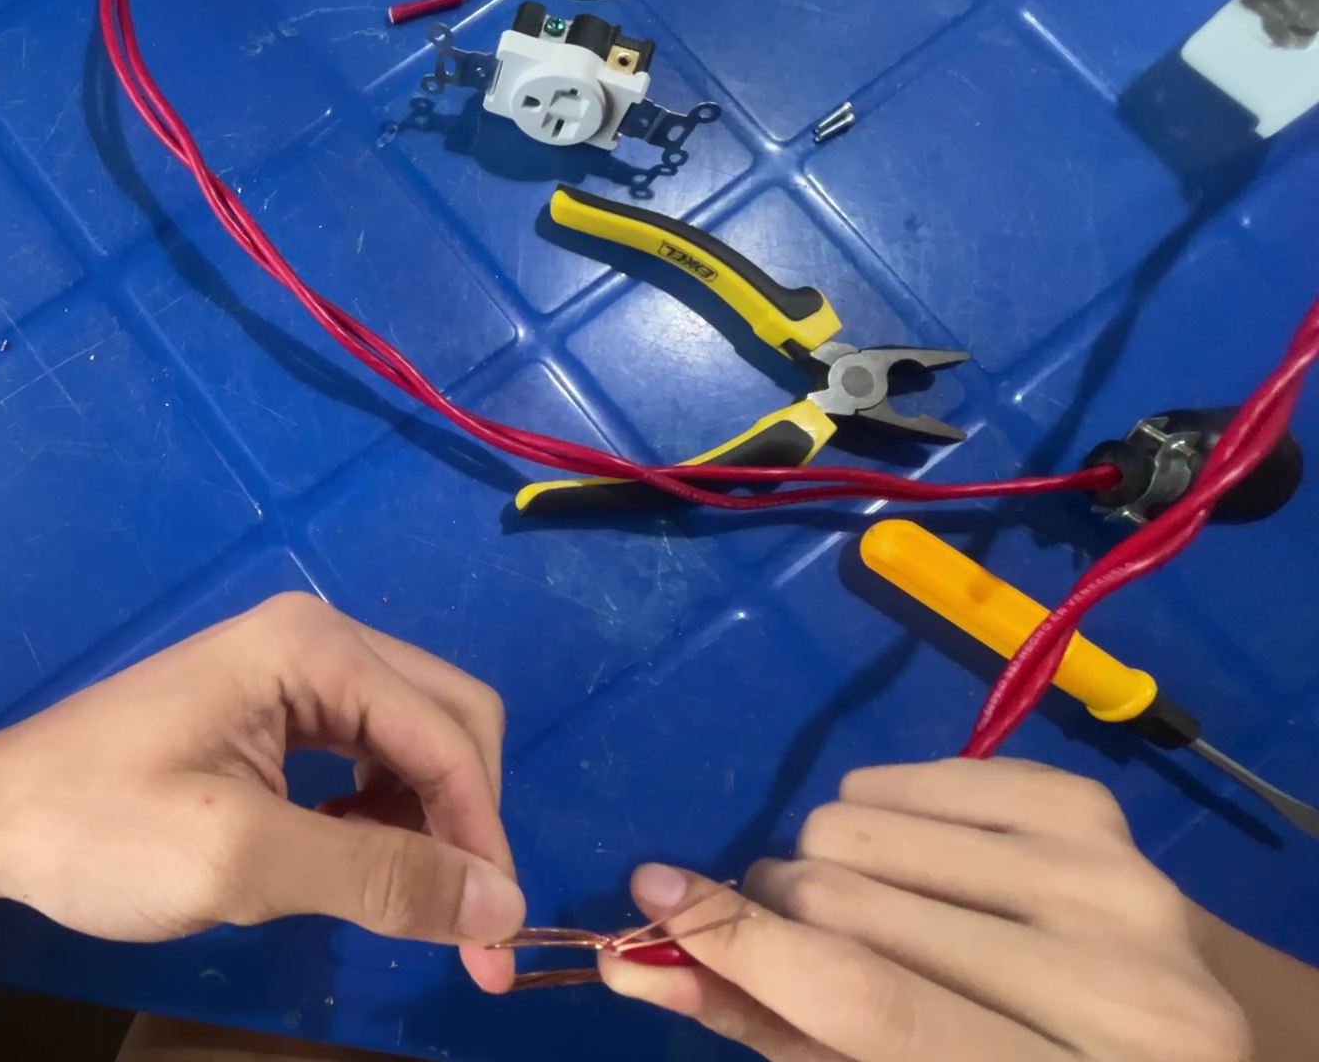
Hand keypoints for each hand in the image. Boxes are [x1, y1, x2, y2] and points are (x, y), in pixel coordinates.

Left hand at [0, 593, 524, 987]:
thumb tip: (503, 905)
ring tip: (395, 891)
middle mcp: (322, 636)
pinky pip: (372, 744)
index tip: (494, 942)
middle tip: (460, 924)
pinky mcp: (282, 698)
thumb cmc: (102, 829)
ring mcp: (300, 663)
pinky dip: (386, 803)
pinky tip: (352, 848)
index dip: (482, 838)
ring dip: (428, 816)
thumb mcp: (243, 860)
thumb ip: (380, 876)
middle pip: (448, 720)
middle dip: (465, 820)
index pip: (447, 737)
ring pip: (416, 734)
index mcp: (316, 647)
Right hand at [599, 758, 1249, 1061]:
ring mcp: (1118, 886)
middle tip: (811, 938)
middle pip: (834, 891)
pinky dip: (881, 813)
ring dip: (831, 865)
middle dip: (781, 907)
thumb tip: (627, 960)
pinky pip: (897, 775)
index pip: (857, 995)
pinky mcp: (1094, 814)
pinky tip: (933, 867)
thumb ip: (753, 1018)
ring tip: (886, 910)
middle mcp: (1121, 993)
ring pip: (850, 824)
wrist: (1181, 1049)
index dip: (735, 939)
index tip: (649, 894)